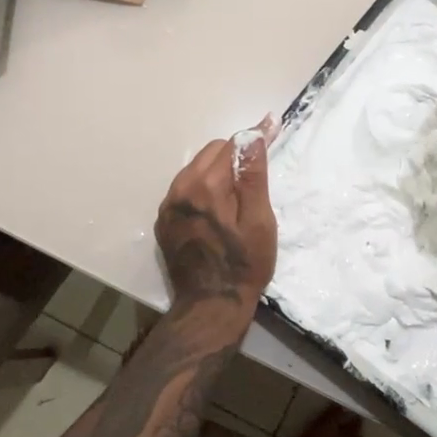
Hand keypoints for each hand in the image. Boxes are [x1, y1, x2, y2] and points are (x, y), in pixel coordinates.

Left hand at [154, 120, 277, 307]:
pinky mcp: (164, 221)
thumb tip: (254, 135)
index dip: (253, 140)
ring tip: (237, 197)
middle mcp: (180, 189)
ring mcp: (168, 206)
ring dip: (217, 172)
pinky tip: (217, 212)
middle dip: (234, 157)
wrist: (211, 306)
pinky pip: (185, 189)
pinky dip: (202, 190)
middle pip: (211, 152)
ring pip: (196, 169)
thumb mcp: (260, 220)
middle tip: (255, 180)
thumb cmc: (244, 265)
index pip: (231, 144)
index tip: (272, 130)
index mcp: (206, 186)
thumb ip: (253, 175)